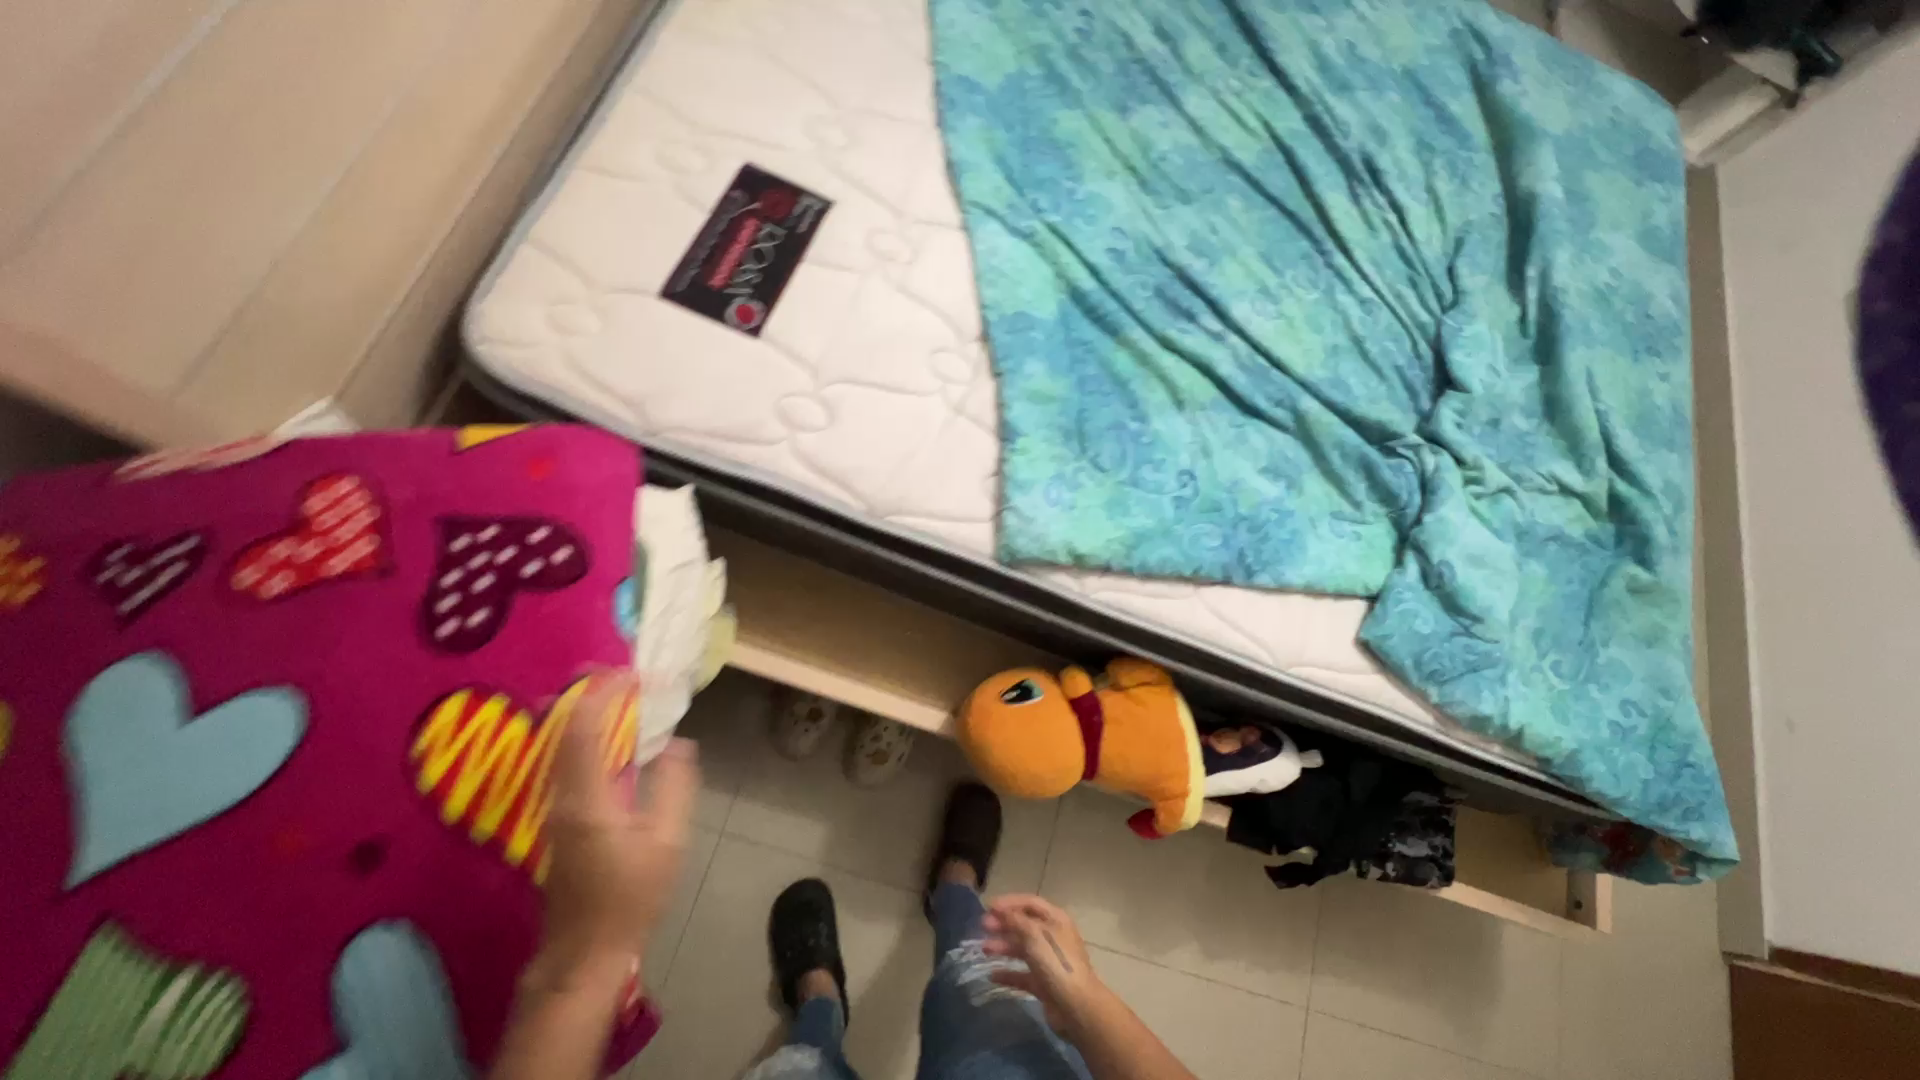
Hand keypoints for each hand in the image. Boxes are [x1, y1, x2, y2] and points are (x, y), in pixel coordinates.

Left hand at [537, 672, 700, 987]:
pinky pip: (561, 759)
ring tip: (608, 688)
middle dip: (585, 692)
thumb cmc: (631, 899)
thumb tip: (679, 745)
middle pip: (560, 730)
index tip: (634, 674)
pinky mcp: (557, 817)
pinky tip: (599, 731)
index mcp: (586, 800)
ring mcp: (552, 808)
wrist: (584, 951)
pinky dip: (577, 733)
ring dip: (579, 710)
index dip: (603, 694)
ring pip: (555, 743)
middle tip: (615, 669)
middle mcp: (560, 797)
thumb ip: (675, 788)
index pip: (583, 730)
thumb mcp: (667, 845)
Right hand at [981, 894, 1108, 1032]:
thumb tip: (1000, 910)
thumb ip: (1015, 920)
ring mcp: (1048, 961)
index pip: (1030, 903)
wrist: (1076, 1006)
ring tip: (984, 949)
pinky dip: (1008, 973)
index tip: (988, 907)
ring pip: (1022, 949)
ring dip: (1003, 947)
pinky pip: (1022, 975)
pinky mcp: (1043, 983)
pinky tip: (992, 975)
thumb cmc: (1056, 962)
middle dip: (1003, 924)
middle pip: (1024, 925)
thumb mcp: (1034, 934)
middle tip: (983, 926)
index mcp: (1055, 920)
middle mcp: (1052, 937)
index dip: (1009, 902)